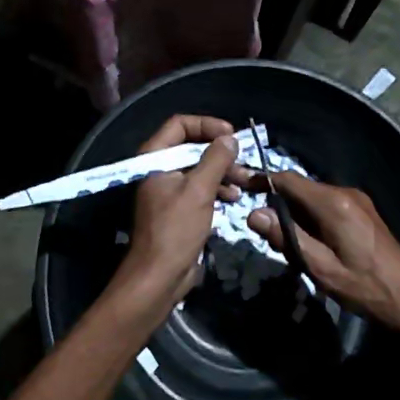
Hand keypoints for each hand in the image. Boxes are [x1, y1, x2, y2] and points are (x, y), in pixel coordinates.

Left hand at [105, 115, 249, 318]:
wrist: (159, 274)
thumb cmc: (175, 228)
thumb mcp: (199, 190)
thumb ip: (215, 160)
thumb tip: (229, 138)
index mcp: (154, 157)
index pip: (180, 125)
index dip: (207, 125)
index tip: (231, 135)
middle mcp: (158, 169)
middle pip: (191, 147)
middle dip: (219, 153)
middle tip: (243, 163)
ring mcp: (168, 189)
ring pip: (198, 169)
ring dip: (222, 172)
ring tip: (244, 182)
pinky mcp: (178, 209)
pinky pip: (199, 189)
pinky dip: (216, 189)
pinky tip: (233, 198)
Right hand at [249, 174, 399, 359]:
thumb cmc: (365, 286)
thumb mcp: (320, 267)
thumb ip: (286, 238)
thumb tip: (254, 214)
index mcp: (333, 203)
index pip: (288, 179)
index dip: (263, 179)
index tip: (241, 186)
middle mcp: (345, 193)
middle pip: (300, 188)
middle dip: (279, 204)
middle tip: (264, 232)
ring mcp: (357, 201)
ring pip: (313, 198)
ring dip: (296, 214)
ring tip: (287, 244)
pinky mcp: (364, 212)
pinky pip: (328, 206)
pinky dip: (312, 218)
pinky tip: (311, 244)